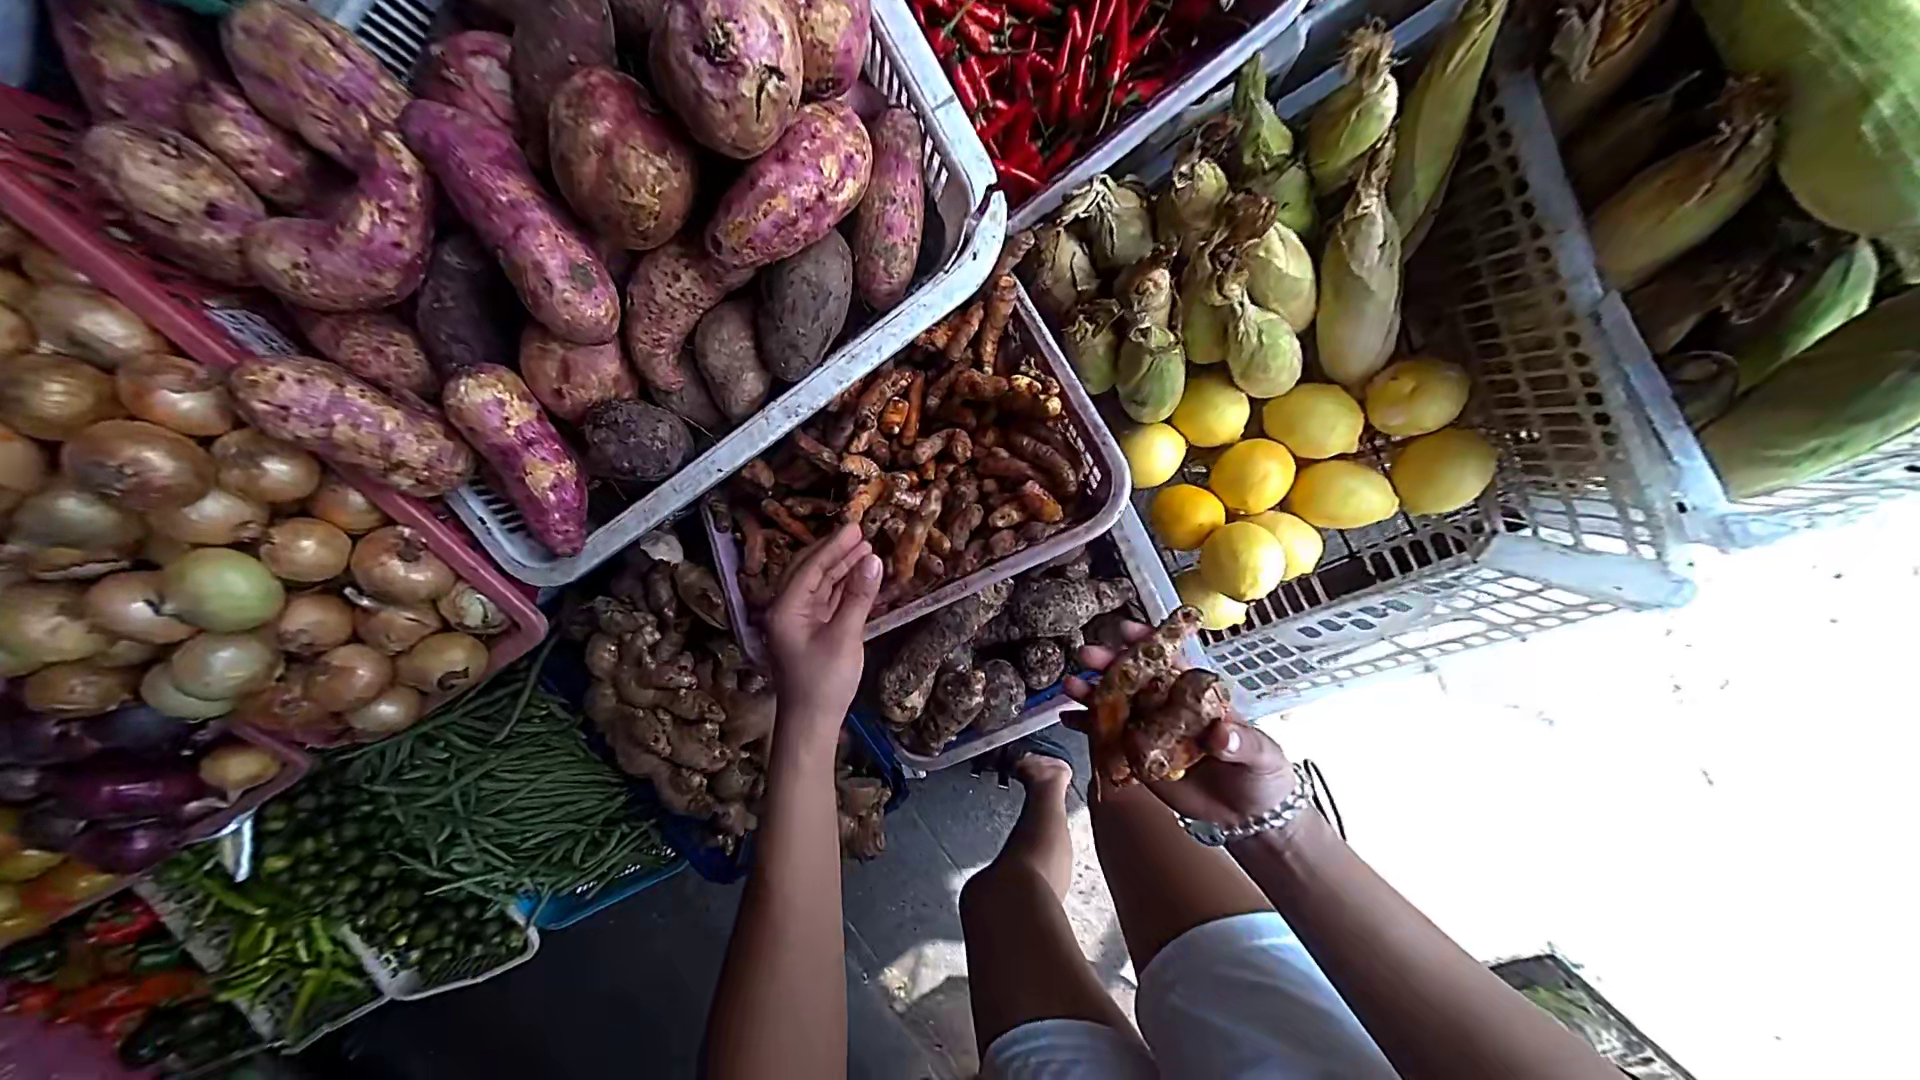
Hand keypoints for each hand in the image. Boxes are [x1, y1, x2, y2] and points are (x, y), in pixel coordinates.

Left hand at [766, 524, 883, 743]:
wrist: (812, 724)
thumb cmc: (824, 682)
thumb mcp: (845, 636)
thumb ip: (859, 596)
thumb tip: (874, 561)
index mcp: (785, 609)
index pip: (811, 568)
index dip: (834, 546)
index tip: (856, 528)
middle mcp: (788, 610)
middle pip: (812, 572)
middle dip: (837, 553)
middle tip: (862, 534)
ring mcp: (800, 622)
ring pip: (821, 586)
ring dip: (842, 568)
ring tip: (866, 551)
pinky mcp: (812, 632)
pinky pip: (828, 601)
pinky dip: (844, 588)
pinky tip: (860, 577)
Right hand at [1064, 620, 1294, 825]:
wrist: (1248, 816)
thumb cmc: (1260, 772)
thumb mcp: (1261, 754)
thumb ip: (1241, 742)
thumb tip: (1221, 734)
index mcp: (1196, 694)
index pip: (1170, 660)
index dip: (1149, 643)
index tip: (1127, 630)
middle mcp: (1168, 706)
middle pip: (1135, 678)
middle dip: (1110, 664)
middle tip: (1088, 655)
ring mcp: (1149, 729)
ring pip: (1115, 704)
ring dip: (1092, 693)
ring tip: (1071, 685)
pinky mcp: (1138, 755)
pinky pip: (1108, 738)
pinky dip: (1087, 727)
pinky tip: (1068, 719)